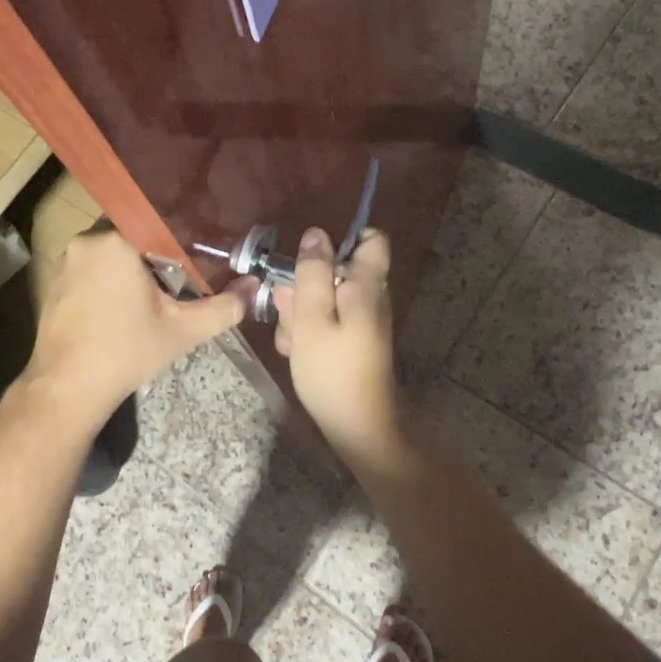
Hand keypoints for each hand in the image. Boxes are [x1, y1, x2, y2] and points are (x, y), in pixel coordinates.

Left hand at [20, 228, 249, 420]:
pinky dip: (111, 282)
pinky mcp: (56, 281)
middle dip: (158, 257)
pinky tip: (125, 309)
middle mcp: (86, 240)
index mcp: (116, 240)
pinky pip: (93, 269)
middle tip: (182, 280)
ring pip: (113, 253)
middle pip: (136, 238)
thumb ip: (223, 307)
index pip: (160, 224)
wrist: (68, 388)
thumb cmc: (126, 352)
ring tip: (157, 296)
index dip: (183, 242)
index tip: (200, 259)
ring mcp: (66, 261)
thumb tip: (254, 286)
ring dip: (134, 270)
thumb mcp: (183, 330)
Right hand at [272, 227, 401, 457]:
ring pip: (326, 301)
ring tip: (290, 343)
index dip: (341, 240)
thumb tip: (316, 234)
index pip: (372, 240)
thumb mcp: (311, 319)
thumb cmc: (332, 371)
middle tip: (287, 313)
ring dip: (301, 315)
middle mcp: (371, 299)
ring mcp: (363, 323)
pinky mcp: (354, 344)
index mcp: (366, 287)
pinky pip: (328, 325)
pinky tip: (296, 354)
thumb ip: (312, 274)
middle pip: (337, 272)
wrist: (358, 427)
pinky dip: (309, 334)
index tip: (310, 260)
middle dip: (305, 286)